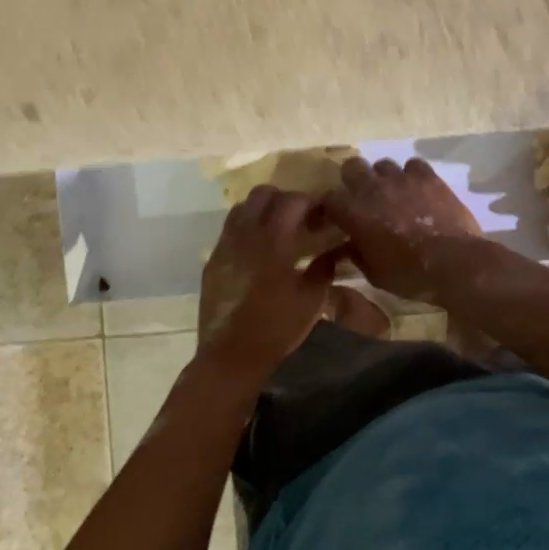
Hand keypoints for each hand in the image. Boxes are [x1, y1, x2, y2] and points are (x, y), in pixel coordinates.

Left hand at [197, 186, 340, 381]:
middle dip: (285, 198)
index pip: (293, 200)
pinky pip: (229, 229)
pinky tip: (259, 249)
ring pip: (242, 207)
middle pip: (263, 194)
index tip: (325, 211)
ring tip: (279, 228)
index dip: (312, 200)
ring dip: (263, 209)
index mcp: (274, 240)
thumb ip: (325, 267)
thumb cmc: (277, 328)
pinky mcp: (213, 260)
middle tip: (302, 216)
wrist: (230, 355)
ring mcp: (224, 245)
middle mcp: (245, 234)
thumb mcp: (312, 299)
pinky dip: (247, 227)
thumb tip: (336, 251)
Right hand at [321, 157, 480, 301]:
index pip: (329, 198)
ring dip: (384, 178)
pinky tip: (419, 190)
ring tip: (394, 194)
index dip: (331, 207)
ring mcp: (401, 179)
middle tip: (363, 198)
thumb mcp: (375, 274)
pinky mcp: (428, 177)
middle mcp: (373, 188)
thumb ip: (357, 254)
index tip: (336, 218)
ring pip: (383, 164)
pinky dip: (412, 175)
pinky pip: (413, 165)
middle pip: (352, 167)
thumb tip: (349, 246)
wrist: (454, 262)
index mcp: (354, 213)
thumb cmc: (410, 275)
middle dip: (354, 180)